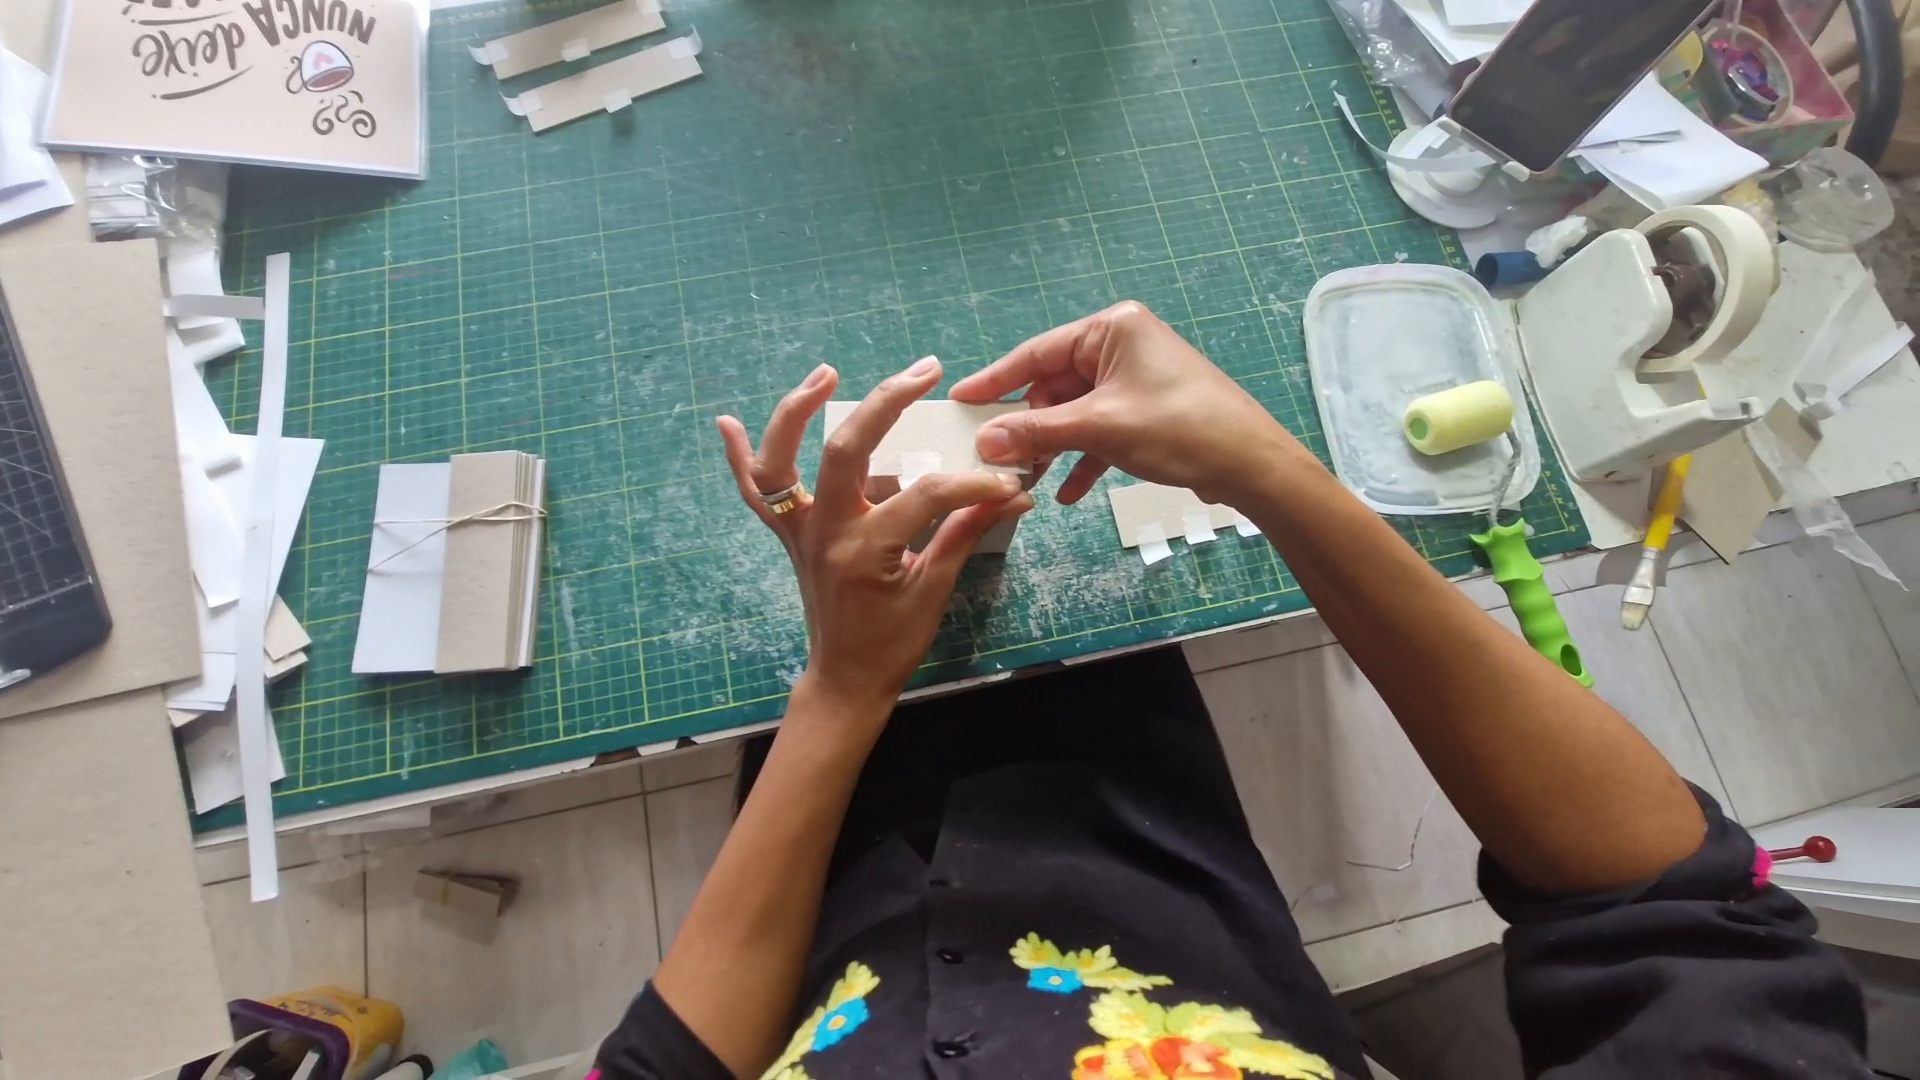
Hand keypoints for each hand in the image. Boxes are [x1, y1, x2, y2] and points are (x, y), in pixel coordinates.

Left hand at [718, 358, 1033, 724]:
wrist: (845, 679)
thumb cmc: (893, 643)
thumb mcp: (935, 590)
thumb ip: (966, 534)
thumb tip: (1012, 497)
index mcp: (867, 549)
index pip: (928, 495)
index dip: (972, 483)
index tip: (1006, 483)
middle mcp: (826, 531)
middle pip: (846, 449)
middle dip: (886, 402)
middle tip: (923, 371)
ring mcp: (800, 531)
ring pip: (781, 462)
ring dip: (796, 411)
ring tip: (825, 372)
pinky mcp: (788, 536)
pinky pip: (757, 493)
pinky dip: (739, 457)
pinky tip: (727, 422)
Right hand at [949, 301, 1311, 506]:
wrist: (1251, 465)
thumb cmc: (1177, 429)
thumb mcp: (1100, 428)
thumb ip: (1038, 432)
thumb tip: (983, 441)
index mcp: (1110, 330)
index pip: (1037, 352)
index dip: (995, 380)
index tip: (959, 401)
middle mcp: (1120, 347)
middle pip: (1054, 386)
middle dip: (1030, 427)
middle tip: (998, 459)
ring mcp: (1134, 379)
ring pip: (1075, 412)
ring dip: (1053, 447)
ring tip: (1029, 480)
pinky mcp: (1144, 410)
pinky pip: (1100, 431)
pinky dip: (1083, 459)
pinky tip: (1068, 494)